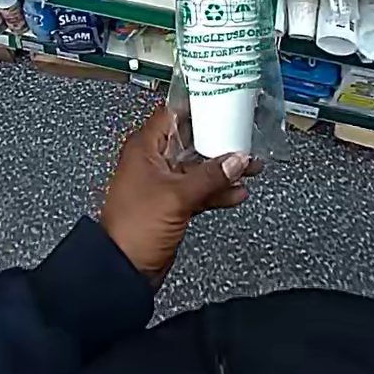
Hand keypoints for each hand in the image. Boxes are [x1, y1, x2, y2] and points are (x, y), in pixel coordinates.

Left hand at [99, 107, 250, 287]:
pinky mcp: (172, 204)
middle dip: (218, 141)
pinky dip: (217, 191)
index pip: (172, 115)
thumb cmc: (133, 227)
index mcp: (145, 148)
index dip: (196, 107)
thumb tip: (237, 159)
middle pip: (190, 141)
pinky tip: (236, 192)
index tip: (220, 102)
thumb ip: (210, 176)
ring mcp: (163, 183)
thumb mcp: (177, 195)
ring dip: (223, 169)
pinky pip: (199, 190)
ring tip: (250, 167)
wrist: (123, 272)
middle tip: (244, 138)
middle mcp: (153, 161)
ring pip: (198, 167)